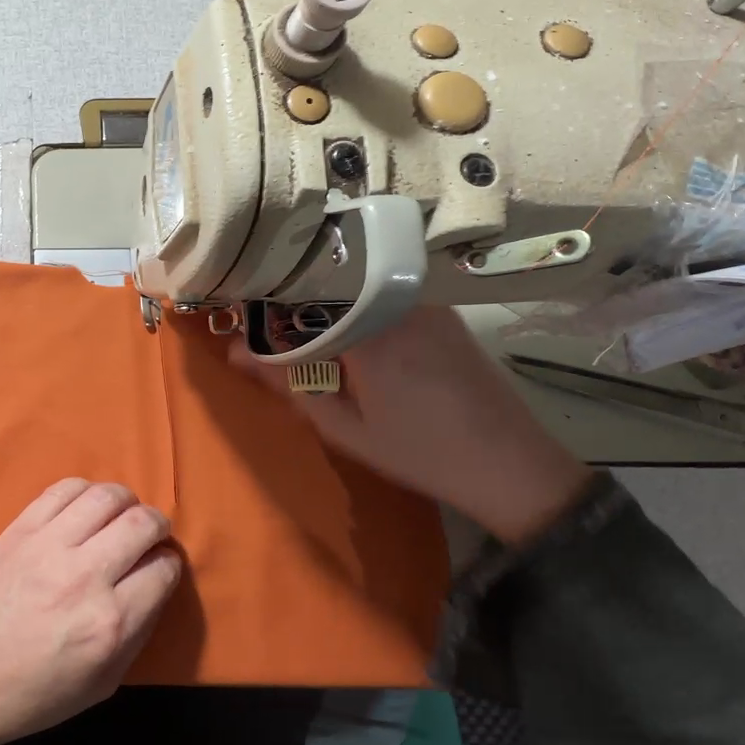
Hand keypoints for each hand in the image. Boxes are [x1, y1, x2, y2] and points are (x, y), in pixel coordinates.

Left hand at [0, 479, 181, 744]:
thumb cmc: (37, 691)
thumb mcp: (104, 682)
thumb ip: (139, 631)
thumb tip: (156, 583)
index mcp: (110, 622)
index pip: (163, 569)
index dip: (169, 564)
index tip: (162, 566)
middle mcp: (85, 576)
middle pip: (141, 523)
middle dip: (157, 525)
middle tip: (152, 534)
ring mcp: (48, 546)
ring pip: (105, 497)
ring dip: (126, 500)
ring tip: (123, 514)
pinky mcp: (20, 529)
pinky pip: (63, 489)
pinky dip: (85, 491)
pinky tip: (88, 506)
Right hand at [232, 307, 591, 545]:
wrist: (512, 465)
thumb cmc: (419, 451)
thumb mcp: (342, 426)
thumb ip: (287, 382)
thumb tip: (232, 350)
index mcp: (368, 324)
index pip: (296, 292)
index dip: (259, 299)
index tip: (232, 312)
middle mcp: (396, 298)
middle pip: (323, 280)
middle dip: (285, 296)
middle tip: (256, 320)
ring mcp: (423, 299)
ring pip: (353, 284)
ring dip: (319, 299)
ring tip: (291, 323)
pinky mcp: (440, 308)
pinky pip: (380, 292)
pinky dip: (351, 304)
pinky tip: (340, 329)